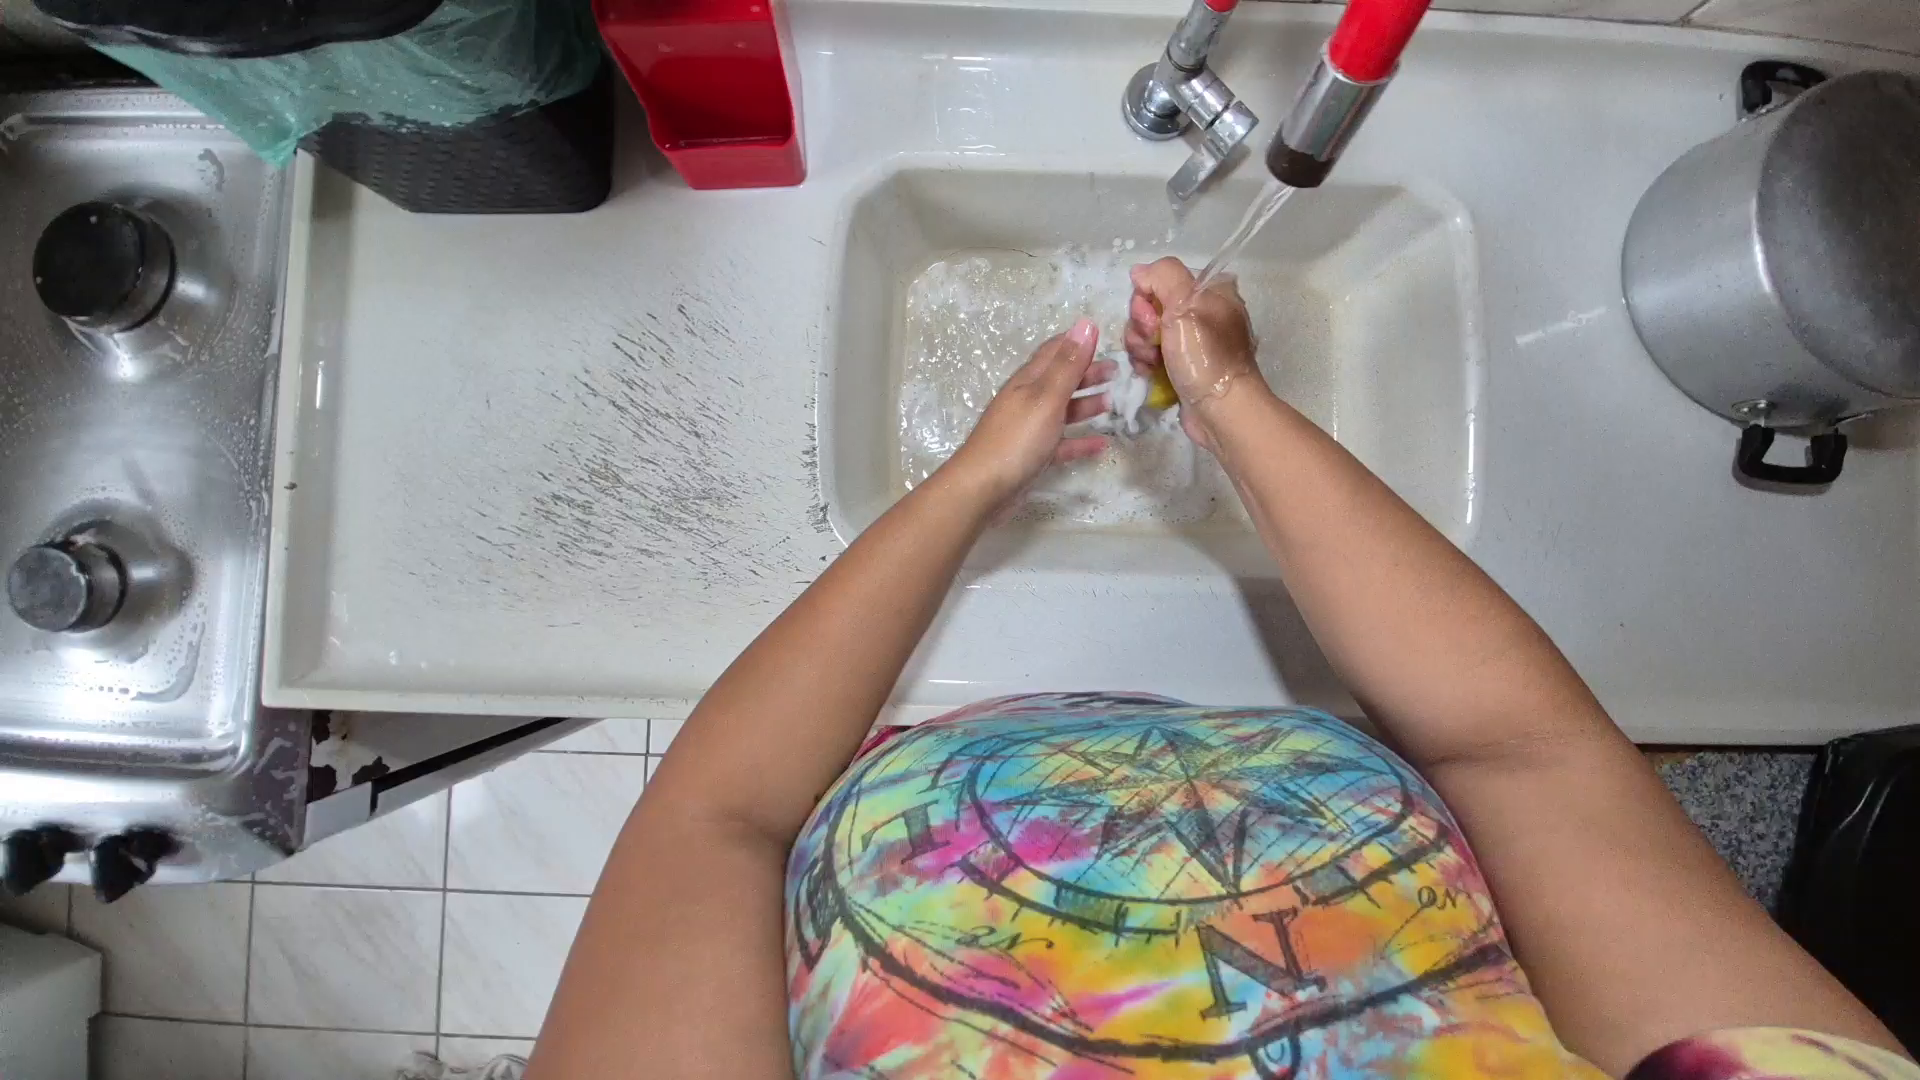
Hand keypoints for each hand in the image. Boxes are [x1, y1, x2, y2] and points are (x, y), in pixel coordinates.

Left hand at [944, 317, 1111, 510]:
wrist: (982, 489)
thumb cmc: (1016, 439)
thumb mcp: (1046, 398)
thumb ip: (1068, 365)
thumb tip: (1086, 324)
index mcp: (1028, 381)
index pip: (1054, 352)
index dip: (1078, 343)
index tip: (1105, 340)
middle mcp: (1027, 401)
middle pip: (1060, 381)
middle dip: (1087, 373)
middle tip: (1117, 373)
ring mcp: (1029, 430)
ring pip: (1062, 412)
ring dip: (1086, 405)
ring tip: (1112, 404)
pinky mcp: (1032, 456)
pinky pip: (1061, 444)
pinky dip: (1080, 442)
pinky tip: (1101, 445)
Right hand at [1124, 257, 1264, 451]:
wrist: (1220, 410)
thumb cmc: (1206, 357)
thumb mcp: (1186, 306)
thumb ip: (1162, 277)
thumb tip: (1139, 272)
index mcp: (1210, 290)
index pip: (1161, 281)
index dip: (1146, 299)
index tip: (1152, 320)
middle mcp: (1202, 312)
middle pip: (1150, 307)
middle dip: (1142, 327)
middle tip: (1154, 344)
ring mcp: (1191, 341)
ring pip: (1146, 333)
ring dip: (1141, 348)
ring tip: (1152, 363)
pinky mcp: (1181, 365)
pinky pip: (1151, 355)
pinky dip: (1145, 363)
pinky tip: (1150, 373)